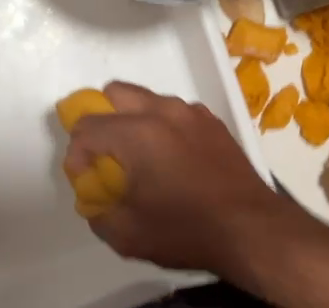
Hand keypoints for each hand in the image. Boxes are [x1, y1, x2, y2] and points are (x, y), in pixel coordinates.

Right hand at [62, 81, 293, 274]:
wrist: (251, 228)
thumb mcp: (129, 236)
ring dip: (132, 120)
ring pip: (146, 98)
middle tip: (105, 156)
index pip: (87, 126)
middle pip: (114, 93)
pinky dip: (162, 125)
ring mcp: (189, 111)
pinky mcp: (211, 120)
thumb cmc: (187, 230)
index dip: (76, 153)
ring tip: (140, 158)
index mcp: (137, 133)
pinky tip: (172, 158)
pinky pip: (174, 110)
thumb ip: (99, 213)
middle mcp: (161, 110)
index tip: (84, 179)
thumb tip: (94, 199)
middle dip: (101, 119)